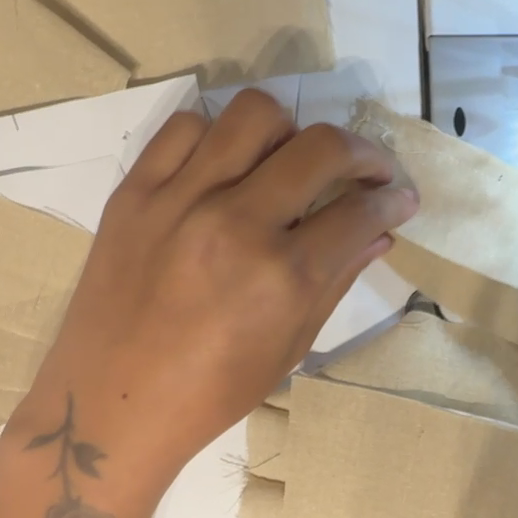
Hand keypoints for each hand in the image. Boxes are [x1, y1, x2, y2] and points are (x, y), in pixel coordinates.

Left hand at [18, 89, 418, 494]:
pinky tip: (229, 167)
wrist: (115, 403)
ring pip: (255, 115)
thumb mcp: (291, 348)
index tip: (402, 198)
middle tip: (369, 171)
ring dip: (293, 132)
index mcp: (284, 276)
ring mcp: (182, 198)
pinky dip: (221, 137)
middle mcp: (238, 222)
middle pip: (320, 147)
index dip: (392, 201)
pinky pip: (187, 127)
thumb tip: (379, 236)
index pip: (359, 212)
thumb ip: (337, 281)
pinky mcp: (135, 189)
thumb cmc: (214, 392)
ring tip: (293, 162)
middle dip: (363, 153)